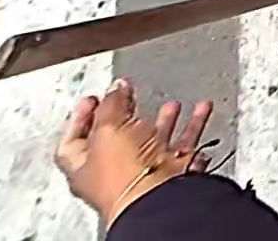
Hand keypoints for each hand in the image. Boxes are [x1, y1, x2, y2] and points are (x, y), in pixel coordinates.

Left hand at [55, 78, 212, 224]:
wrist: (159, 191)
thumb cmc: (124, 170)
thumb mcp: (109, 130)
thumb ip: (113, 106)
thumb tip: (115, 87)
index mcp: (86, 164)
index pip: (76, 139)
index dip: (82, 118)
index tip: (92, 98)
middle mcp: (114, 168)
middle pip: (118, 138)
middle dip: (126, 115)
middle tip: (131, 95)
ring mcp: (145, 168)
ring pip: (154, 139)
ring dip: (164, 120)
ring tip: (172, 103)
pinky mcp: (174, 165)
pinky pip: (186, 139)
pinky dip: (195, 122)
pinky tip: (202, 109)